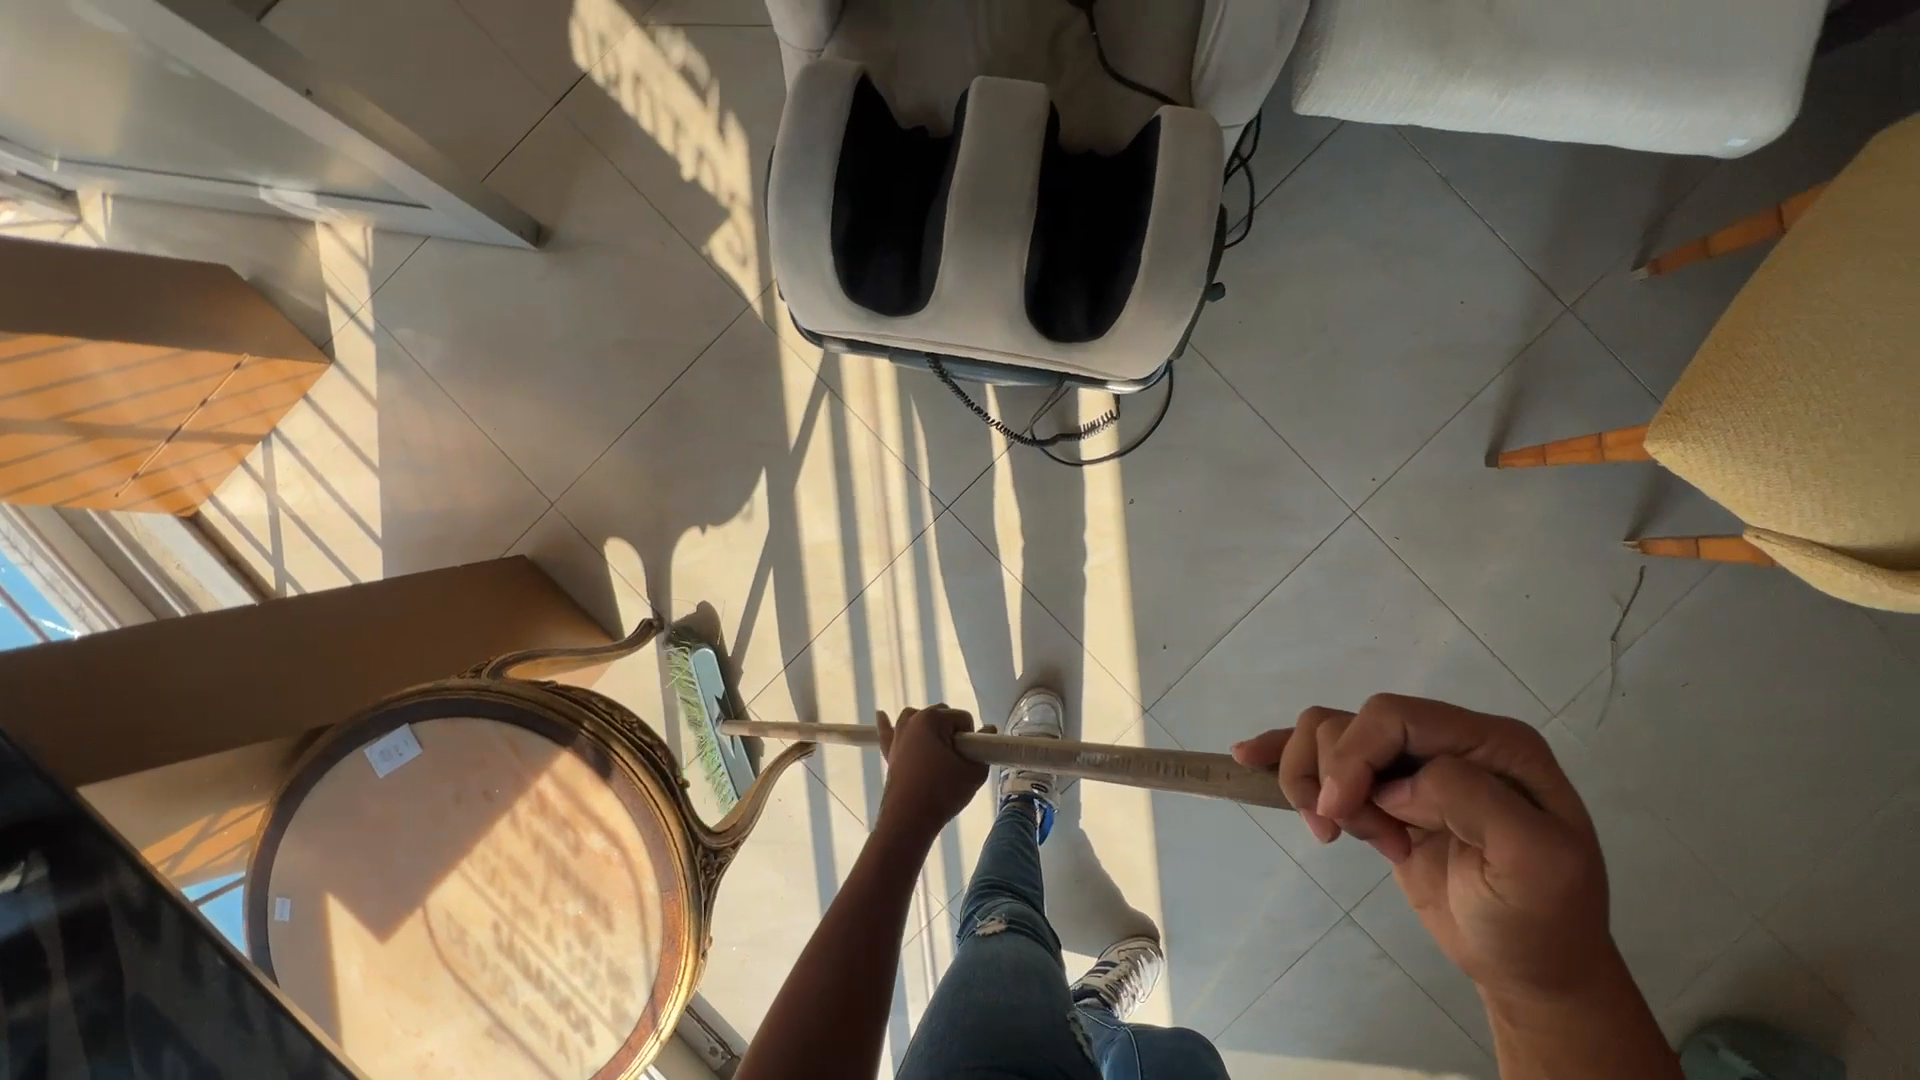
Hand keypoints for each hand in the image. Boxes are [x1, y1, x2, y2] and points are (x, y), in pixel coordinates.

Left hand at [874, 705, 986, 843]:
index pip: (963, 718)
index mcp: (933, 719)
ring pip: (916, 718)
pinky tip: (881, 715)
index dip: (970, 739)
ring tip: (938, 751)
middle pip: (942, 716)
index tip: (967, 759)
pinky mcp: (889, 750)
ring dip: (929, 729)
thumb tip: (988, 730)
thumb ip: (984, 749)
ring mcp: (898, 734)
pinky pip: (887, 731)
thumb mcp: (974, 772)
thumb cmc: (943, 792)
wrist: (909, 818)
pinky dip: (886, 724)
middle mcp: (913, 720)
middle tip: (956, 761)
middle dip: (952, 733)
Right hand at [1234, 694, 1617, 1005]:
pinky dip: (1280, 753)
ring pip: (1324, 736)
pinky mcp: (1377, 791)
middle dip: (1336, 781)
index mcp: (1490, 743)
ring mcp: (1407, 765)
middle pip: (1349, 724)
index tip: (1337, 814)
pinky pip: (1319, 754)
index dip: (1352, 756)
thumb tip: (1396, 784)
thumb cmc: (1540, 919)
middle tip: (1366, 839)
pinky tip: (1248, 758)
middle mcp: (1445, 740)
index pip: (1392, 716)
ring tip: (1342, 834)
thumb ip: (1472, 800)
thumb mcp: (1536, 863)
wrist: (1529, 966)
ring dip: (1314, 785)